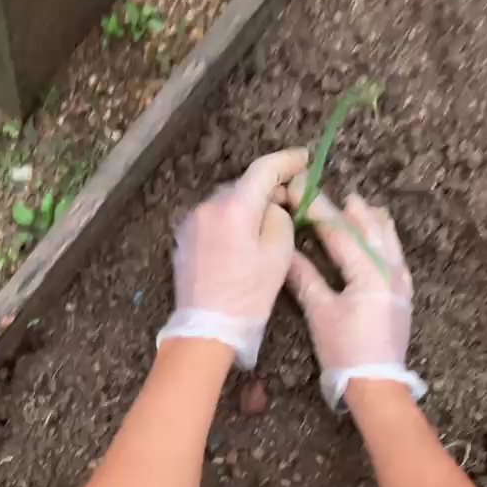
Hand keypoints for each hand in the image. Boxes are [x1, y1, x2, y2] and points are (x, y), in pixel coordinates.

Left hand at [155, 148, 308, 368]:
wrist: (206, 328)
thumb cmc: (247, 296)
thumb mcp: (278, 255)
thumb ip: (280, 217)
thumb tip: (271, 206)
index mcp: (234, 207)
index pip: (263, 169)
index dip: (286, 161)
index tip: (302, 159)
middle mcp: (208, 207)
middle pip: (243, 186)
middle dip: (266, 190)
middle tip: (288, 203)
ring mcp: (191, 222)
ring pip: (227, 204)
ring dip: (246, 209)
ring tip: (262, 230)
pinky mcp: (183, 239)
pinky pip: (212, 221)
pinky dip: (229, 224)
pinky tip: (239, 245)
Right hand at [283, 183, 426, 408]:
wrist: (376, 383)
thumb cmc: (345, 349)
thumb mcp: (320, 312)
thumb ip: (305, 278)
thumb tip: (287, 252)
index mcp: (367, 271)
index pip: (339, 232)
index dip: (317, 209)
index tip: (299, 189)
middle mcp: (389, 270)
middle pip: (367, 229)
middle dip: (346, 210)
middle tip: (328, 191)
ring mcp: (399, 282)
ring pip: (387, 240)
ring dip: (371, 221)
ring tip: (360, 204)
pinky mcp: (402, 295)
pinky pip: (395, 257)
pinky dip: (386, 241)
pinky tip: (382, 239)